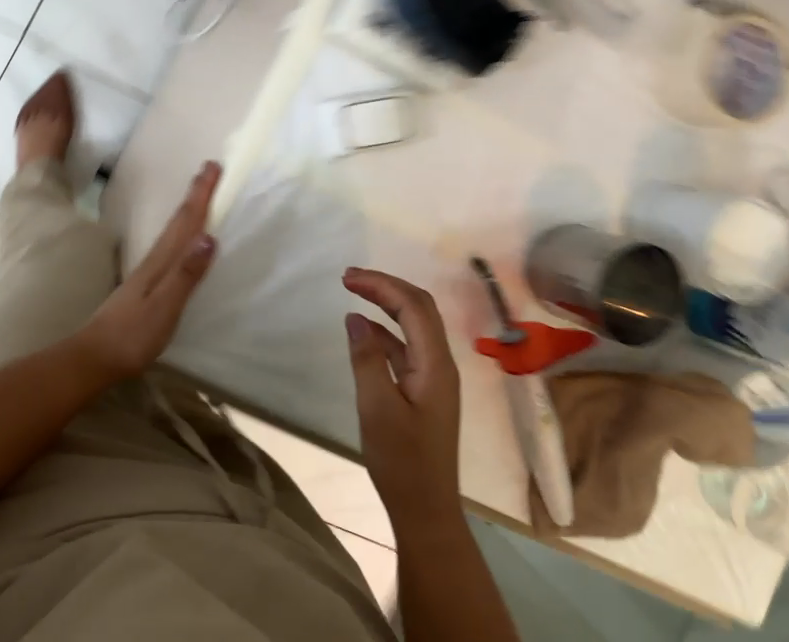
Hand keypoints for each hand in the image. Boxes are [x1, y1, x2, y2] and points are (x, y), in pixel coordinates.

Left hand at [72, 161, 221, 381]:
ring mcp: (146, 274)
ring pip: (173, 234)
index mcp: (160, 263)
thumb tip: (209, 237)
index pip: (186, 223)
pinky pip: (169, 250)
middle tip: (209, 170)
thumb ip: (186, 274)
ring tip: (199, 197)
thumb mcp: (164, 307)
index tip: (213, 166)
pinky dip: (180, 236)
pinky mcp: (144, 287)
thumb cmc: (132, 336)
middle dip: (195, 195)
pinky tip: (182, 243)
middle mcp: (153, 262)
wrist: (94, 358)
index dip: (200, 195)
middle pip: (178, 222)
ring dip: (188, 212)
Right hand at [344, 268, 462, 523]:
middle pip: (419, 309)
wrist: (426, 510)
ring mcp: (435, 378)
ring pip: (415, 327)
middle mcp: (441, 364)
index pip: (414, 307)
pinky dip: (386, 331)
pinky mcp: (425, 392)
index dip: (382, 285)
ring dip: (387, 305)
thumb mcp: (377, 408)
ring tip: (354, 293)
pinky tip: (364, 332)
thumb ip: (367, 360)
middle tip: (349, 277)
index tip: (347, 277)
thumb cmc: (402, 462)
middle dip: (387, 287)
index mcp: (435, 365)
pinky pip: (408, 348)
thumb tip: (356, 319)